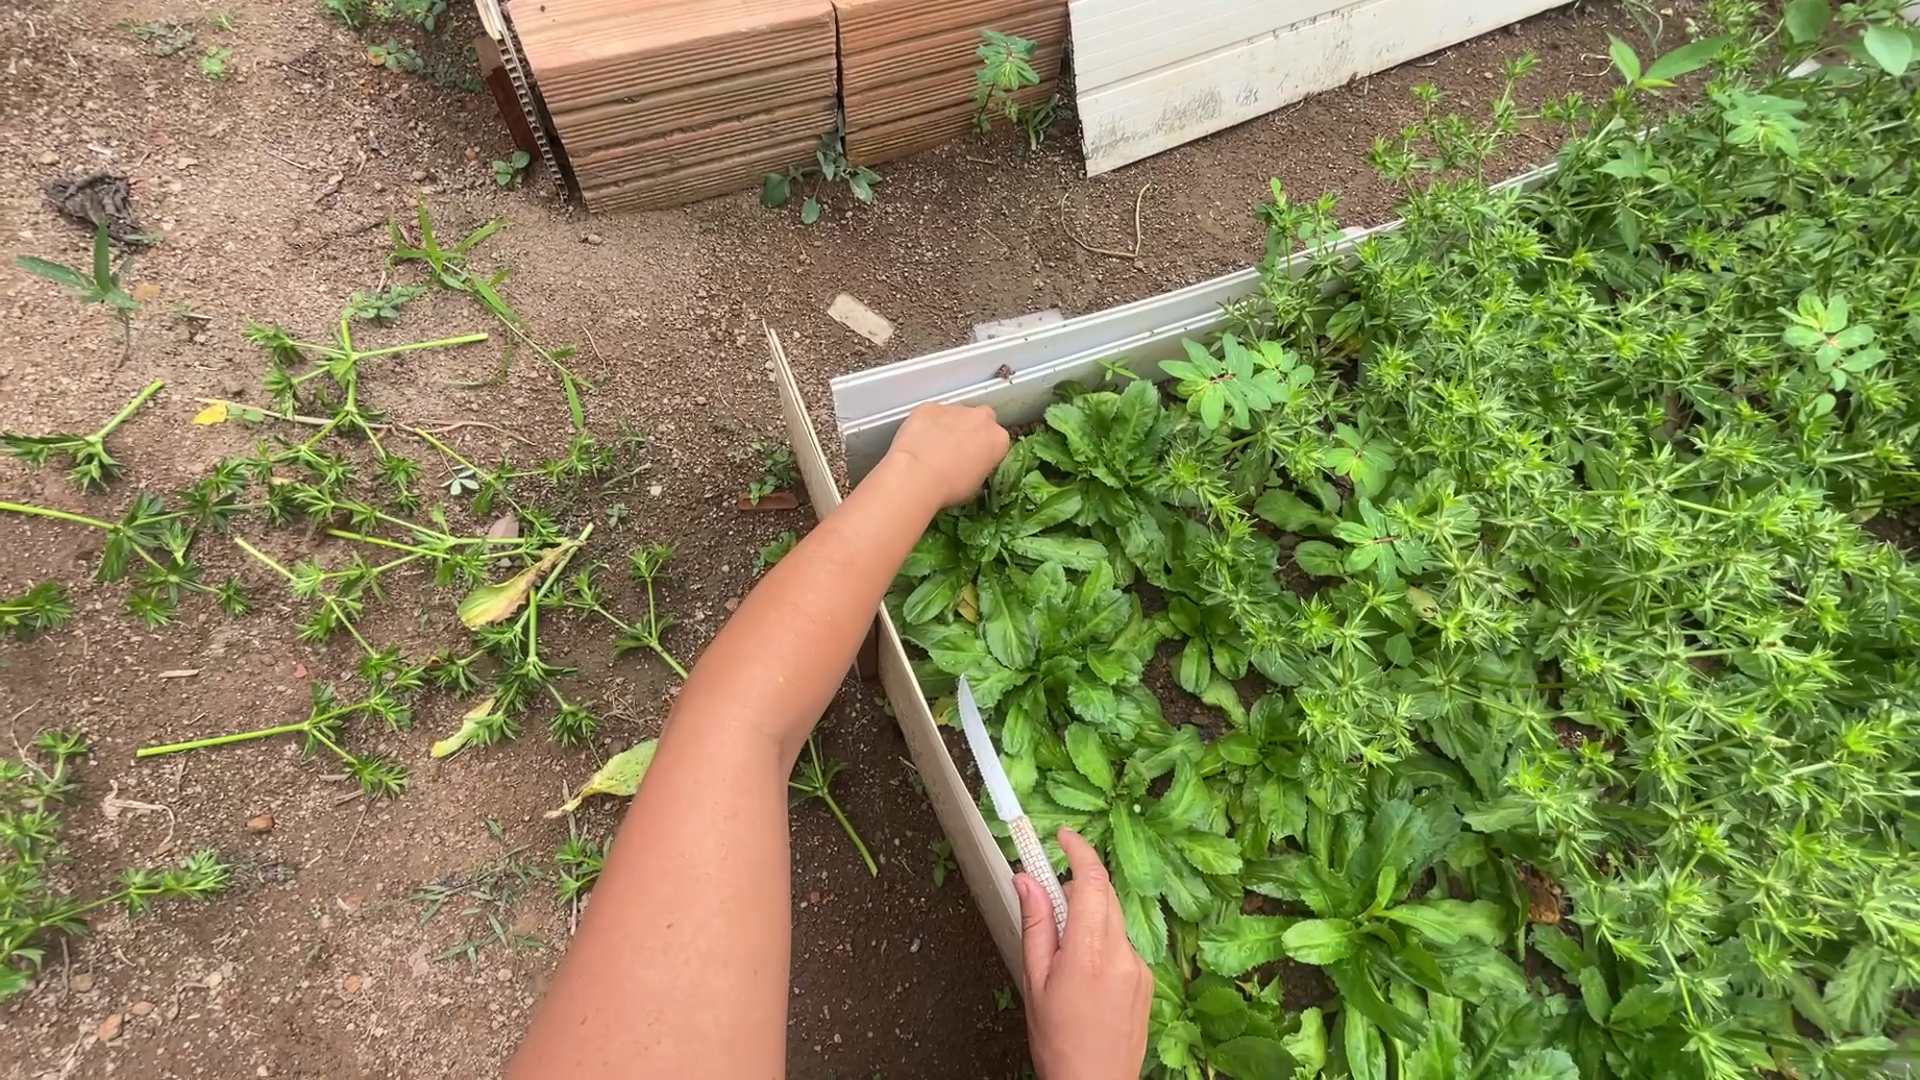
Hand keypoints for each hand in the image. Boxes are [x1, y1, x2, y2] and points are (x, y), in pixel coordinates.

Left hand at [883, 404, 1008, 508]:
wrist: (917, 475)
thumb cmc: (950, 488)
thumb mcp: (975, 485)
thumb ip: (980, 468)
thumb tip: (970, 467)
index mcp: (999, 439)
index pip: (997, 442)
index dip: (986, 452)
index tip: (975, 462)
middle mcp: (981, 418)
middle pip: (980, 420)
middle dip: (972, 432)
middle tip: (956, 451)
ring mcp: (955, 409)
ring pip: (955, 415)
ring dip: (948, 427)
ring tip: (933, 448)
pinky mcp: (929, 406)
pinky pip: (931, 414)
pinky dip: (927, 424)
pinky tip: (918, 441)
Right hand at [1017, 828, 1150, 1079]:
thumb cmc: (1059, 1042)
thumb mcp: (1034, 978)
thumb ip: (1034, 922)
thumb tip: (1026, 879)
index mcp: (1090, 952)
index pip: (1091, 881)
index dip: (1079, 849)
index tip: (1063, 836)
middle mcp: (1122, 954)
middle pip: (1103, 893)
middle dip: (1076, 886)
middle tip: (1049, 902)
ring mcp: (1139, 967)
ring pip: (1113, 916)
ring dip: (1089, 914)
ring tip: (1065, 950)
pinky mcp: (1147, 979)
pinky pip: (1122, 939)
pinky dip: (1103, 938)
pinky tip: (1086, 970)